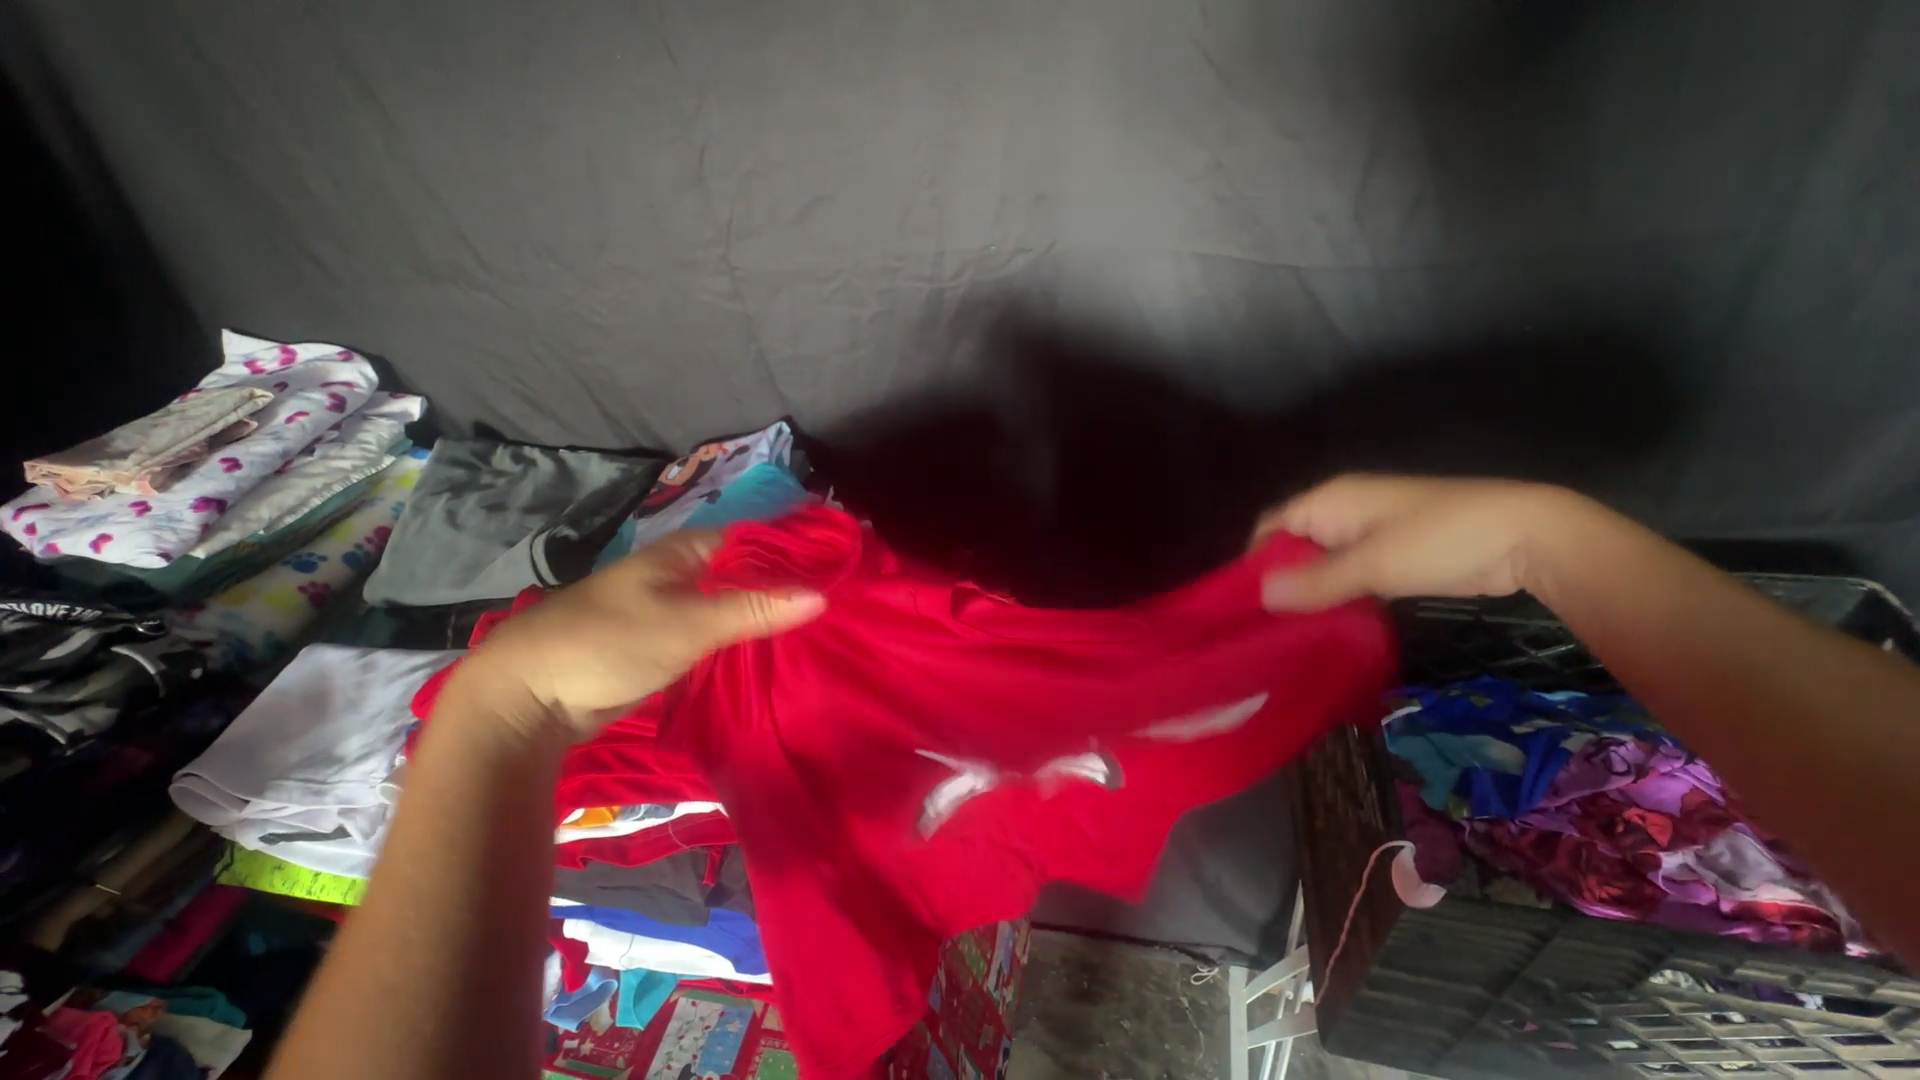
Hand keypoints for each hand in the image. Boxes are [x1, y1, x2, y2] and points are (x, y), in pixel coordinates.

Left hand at [454, 530, 824, 738]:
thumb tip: (823, 595)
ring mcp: (674, 611)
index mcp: (685, 551)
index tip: (846, 566)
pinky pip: (718, 637)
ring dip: (768, 617)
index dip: (798, 550)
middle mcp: (683, 574)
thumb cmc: (608, 641)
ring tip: (824, 629)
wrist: (531, 695)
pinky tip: (777, 654)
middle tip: (845, 603)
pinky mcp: (667, 647)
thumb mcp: (688, 624)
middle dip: (788, 586)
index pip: (757, 539)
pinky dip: (744, 642)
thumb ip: (753, 608)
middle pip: (748, 574)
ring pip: (734, 607)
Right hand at [1249, 475, 1594, 610]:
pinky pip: (1350, 572)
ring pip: (1322, 562)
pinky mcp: (1394, 552)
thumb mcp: (1373, 563)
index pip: (1270, 527)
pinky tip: (1332, 624)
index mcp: (1329, 499)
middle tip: (1267, 628)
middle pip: (1292, 545)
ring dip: (1311, 592)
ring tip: (1293, 632)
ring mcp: (1370, 531)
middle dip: (1280, 581)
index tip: (1243, 607)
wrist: (1528, 535)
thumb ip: (1315, 581)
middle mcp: (1342, 510)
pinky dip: (1339, 594)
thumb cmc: (1441, 540)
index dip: (1253, 563)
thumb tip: (1260, 597)